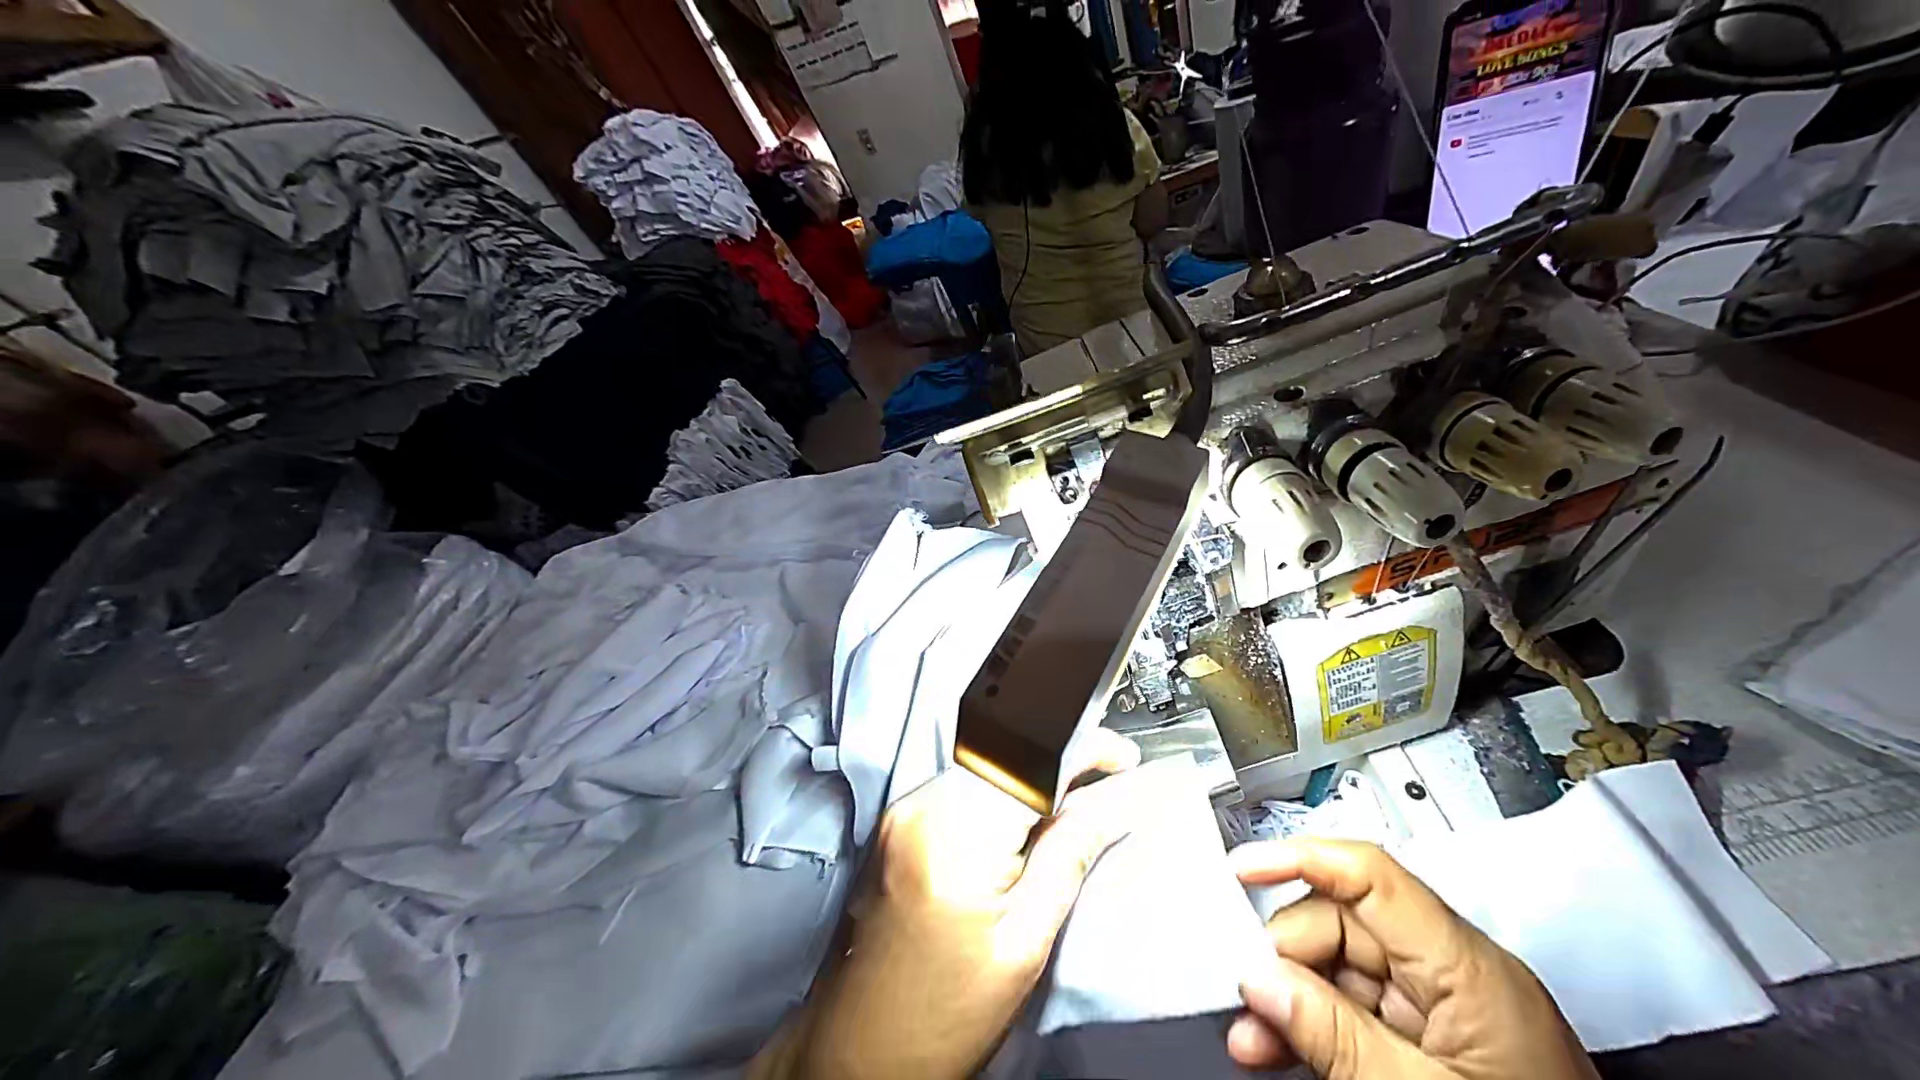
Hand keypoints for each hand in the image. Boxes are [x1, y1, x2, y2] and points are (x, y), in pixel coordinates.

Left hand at [751, 730, 1140, 1079]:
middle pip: (1005, 755)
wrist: (860, 1046)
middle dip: (1055, 763)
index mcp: (955, 837)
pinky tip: (1010, 832)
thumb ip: (1068, 858)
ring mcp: (901, 811)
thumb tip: (1108, 804)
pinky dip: (994, 793)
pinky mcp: (895, 821)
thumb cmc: (943, 1015)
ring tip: (1055, 819)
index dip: (1083, 750)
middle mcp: (919, 808)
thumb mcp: (1024, 943)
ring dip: (1025, 777)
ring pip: (983, 764)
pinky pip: (959, 784)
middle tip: (1094, 791)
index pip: (1031, 763)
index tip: (1119, 759)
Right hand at [1227, 837, 1597, 1079]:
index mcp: (1474, 972)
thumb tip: (1261, 979)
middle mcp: (1457, 976)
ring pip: (1338, 969)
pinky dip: (1312, 1024)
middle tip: (1248, 1000)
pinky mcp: (1432, 1044)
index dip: (1299, 859)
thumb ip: (1336, 1034)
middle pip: (1342, 924)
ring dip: (1289, 998)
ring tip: (1256, 1037)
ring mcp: (1444, 1011)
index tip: (1242, 869)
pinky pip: (1351, 1009)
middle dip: (1284, 958)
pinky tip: (1281, 1046)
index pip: (1373, 877)